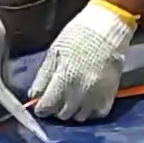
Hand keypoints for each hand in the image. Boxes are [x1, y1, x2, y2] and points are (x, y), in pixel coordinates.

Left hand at [31, 0, 138, 120]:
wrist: (109, 25)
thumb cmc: (78, 36)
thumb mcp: (54, 53)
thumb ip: (43, 77)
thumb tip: (34, 96)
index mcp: (63, 80)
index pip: (46, 107)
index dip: (42, 108)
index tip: (42, 104)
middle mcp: (78, 92)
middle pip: (62, 115)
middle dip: (57, 109)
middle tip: (59, 98)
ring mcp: (95, 94)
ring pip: (79, 117)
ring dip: (74, 111)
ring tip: (74, 99)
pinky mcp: (109, 93)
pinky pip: (98, 114)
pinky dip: (92, 111)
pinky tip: (89, 101)